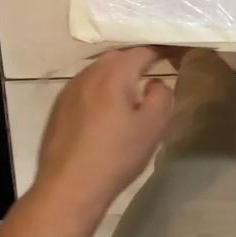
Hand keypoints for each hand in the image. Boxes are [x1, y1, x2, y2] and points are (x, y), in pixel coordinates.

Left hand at [33, 47, 174, 216]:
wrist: (70, 186)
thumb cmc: (117, 155)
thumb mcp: (153, 126)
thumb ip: (161, 96)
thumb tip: (156, 83)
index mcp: (113, 74)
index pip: (142, 51)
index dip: (162, 50)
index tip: (177, 54)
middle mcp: (87, 75)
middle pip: (117, 57)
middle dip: (137, 59)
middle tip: (156, 68)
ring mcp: (69, 91)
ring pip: (98, 72)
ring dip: (117, 75)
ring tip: (132, 89)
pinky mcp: (58, 109)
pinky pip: (85, 88)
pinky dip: (101, 89)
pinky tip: (107, 110)